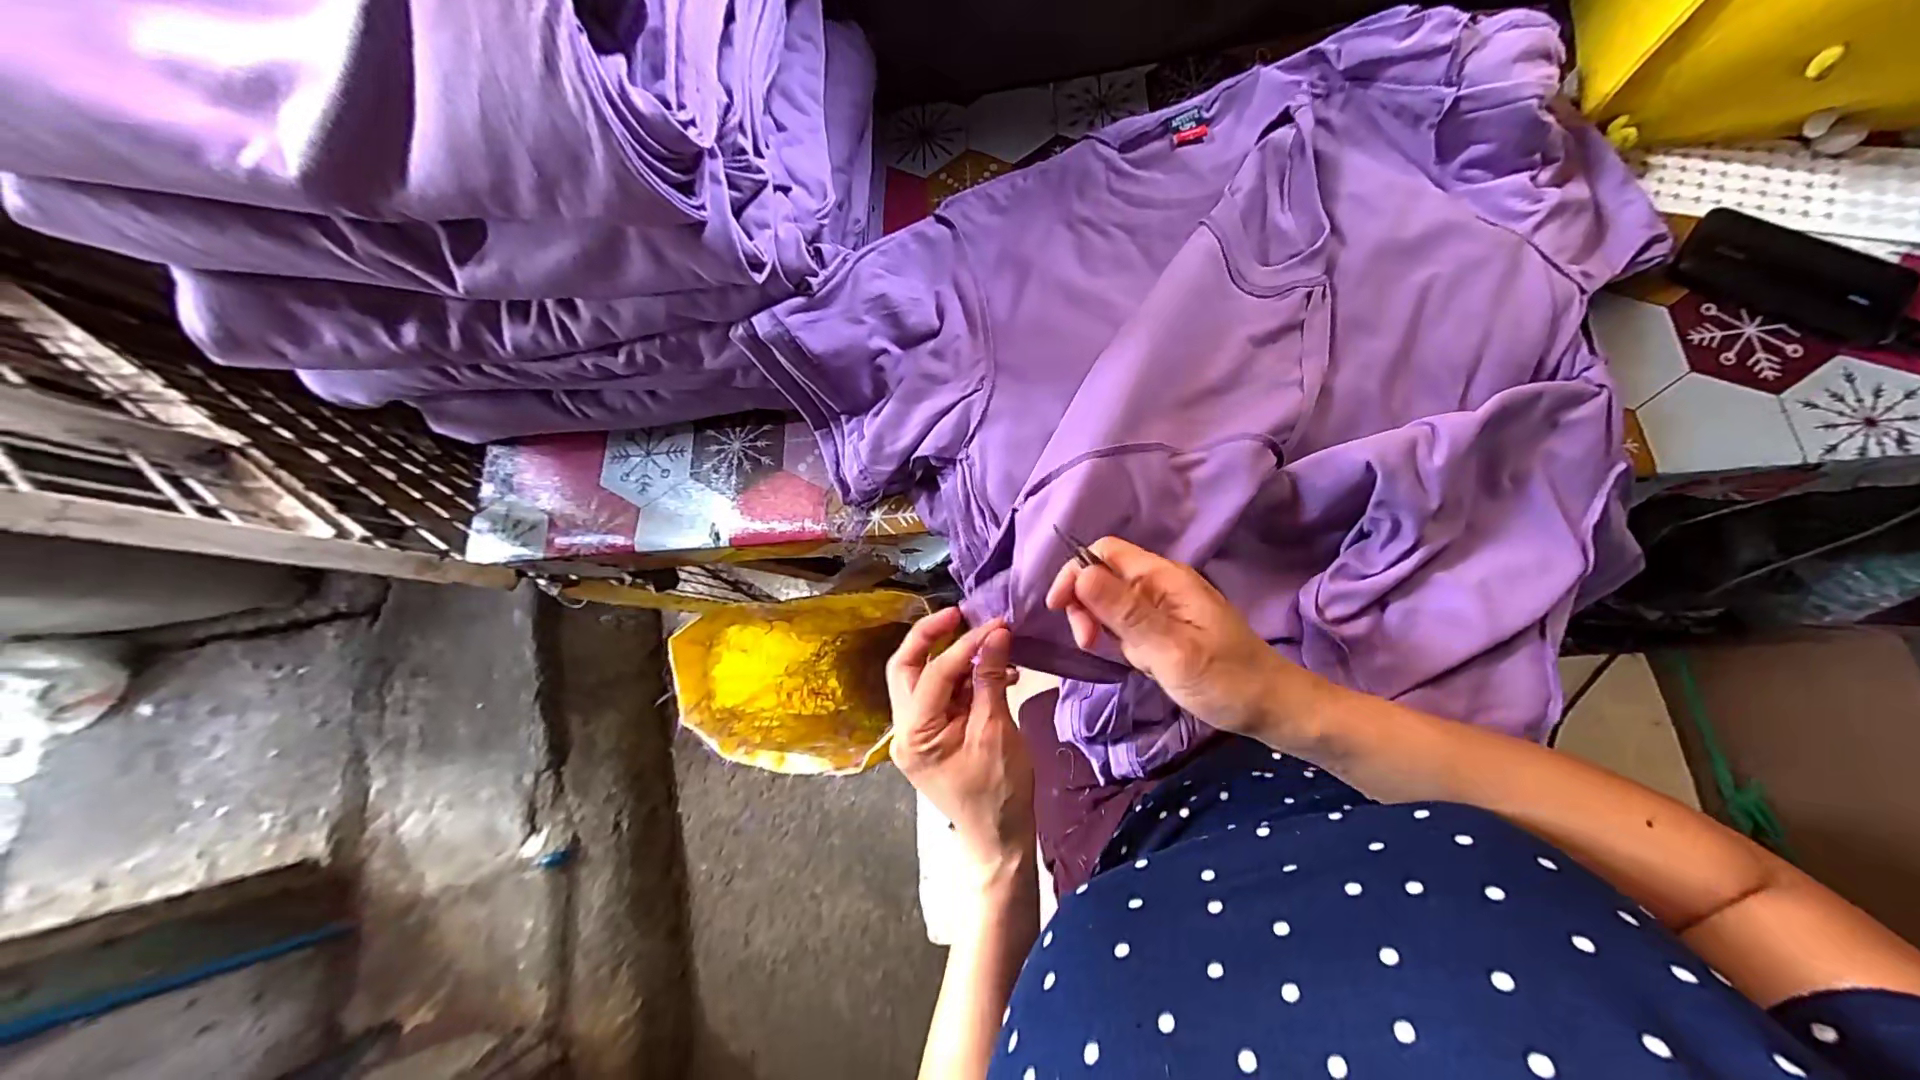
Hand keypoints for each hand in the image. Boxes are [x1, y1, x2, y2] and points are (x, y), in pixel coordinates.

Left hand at [887, 609, 1035, 885]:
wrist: (999, 841)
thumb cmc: (999, 794)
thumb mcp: (997, 733)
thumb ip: (991, 679)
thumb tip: (995, 633)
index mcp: (915, 735)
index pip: (935, 673)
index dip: (966, 644)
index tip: (996, 624)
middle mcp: (905, 730)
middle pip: (907, 667)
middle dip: (931, 636)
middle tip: (961, 615)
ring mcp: (917, 733)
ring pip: (924, 678)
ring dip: (955, 657)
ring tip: (993, 646)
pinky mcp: (933, 735)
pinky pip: (943, 695)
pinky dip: (965, 678)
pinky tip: (996, 673)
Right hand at [1044, 537, 1314, 739]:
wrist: (1272, 709)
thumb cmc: (1226, 680)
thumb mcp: (1171, 649)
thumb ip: (1125, 612)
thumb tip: (1081, 573)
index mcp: (1164, 579)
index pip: (1105, 552)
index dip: (1076, 572)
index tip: (1060, 608)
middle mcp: (1160, 587)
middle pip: (1103, 576)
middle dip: (1083, 602)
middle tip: (1087, 641)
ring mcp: (1162, 609)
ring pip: (1110, 601)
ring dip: (1096, 622)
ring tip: (1104, 652)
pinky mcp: (1163, 631)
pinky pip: (1125, 624)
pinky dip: (1115, 638)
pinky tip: (1127, 659)